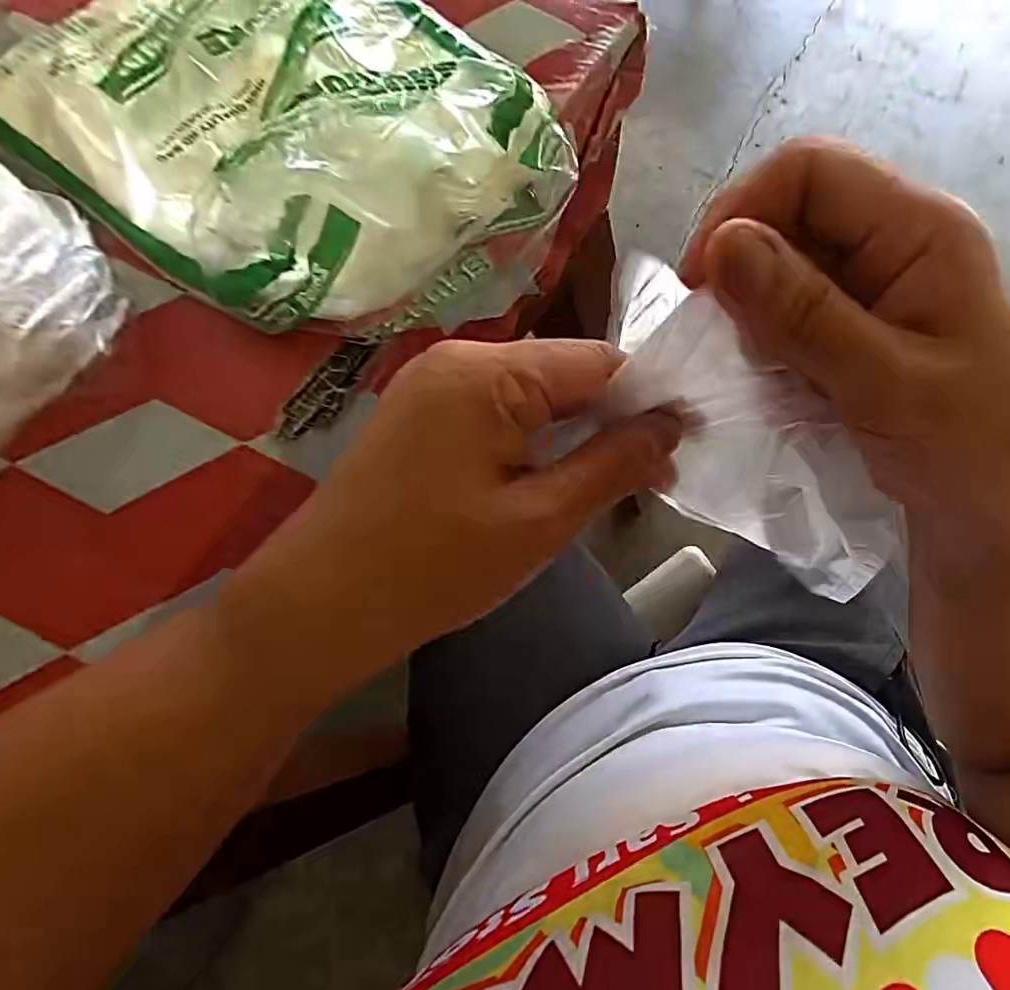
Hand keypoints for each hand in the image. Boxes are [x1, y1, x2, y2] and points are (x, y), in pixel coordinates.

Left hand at [220, 339, 680, 700]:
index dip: (651, 397)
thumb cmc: (435, 567)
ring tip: (622, 483)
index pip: (599, 361)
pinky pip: (503, 415)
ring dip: (582, 435)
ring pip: (538, 397)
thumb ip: (613, 464)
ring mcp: (435, 386)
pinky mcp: (424, 418)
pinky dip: (542, 443)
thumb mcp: (542, 520)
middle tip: (660, 475)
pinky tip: (564, 479)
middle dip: (618, 420)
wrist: (319, 608)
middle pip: (568, 374)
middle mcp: (460, 360)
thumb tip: (672, 426)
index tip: (690, 439)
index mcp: (488, 373)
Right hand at [689, 140, 1009, 771]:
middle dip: (745, 270)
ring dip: (754, 314)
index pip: (812, 170)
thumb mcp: (883, 384)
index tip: (701, 283)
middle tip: (724, 339)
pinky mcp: (862, 338)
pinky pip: (795, 317)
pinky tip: (772, 384)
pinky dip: (769, 344)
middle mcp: (900, 248)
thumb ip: (805, 313)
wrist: (988, 530)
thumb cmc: (960, 456)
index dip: (743, 210)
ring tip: (755, 372)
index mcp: (925, 234)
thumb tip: (722, 244)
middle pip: (795, 215)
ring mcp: (879, 296)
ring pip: (787, 271)